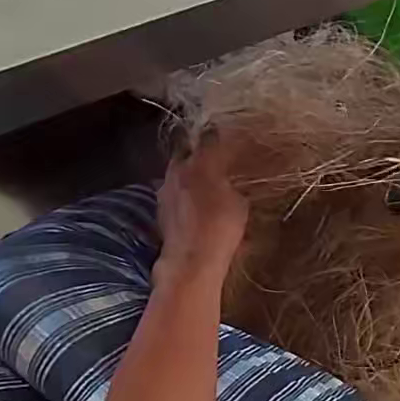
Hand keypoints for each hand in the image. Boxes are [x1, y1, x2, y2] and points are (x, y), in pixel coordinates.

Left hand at [156, 129, 248, 283]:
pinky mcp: (159, 209)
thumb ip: (232, 185)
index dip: (221, 140)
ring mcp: (164, 189)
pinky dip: (182, 195)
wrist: (190, 262)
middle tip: (215, 162)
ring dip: (189, 175)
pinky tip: (192, 206)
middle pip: (187, 153)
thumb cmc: (221, 229)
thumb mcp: (240, 204)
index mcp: (200, 163)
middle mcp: (177, 170)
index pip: (210, 138)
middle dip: (199, 155)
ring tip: (204, 185)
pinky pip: (172, 193)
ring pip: (177, 173)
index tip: (232, 143)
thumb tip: (228, 182)